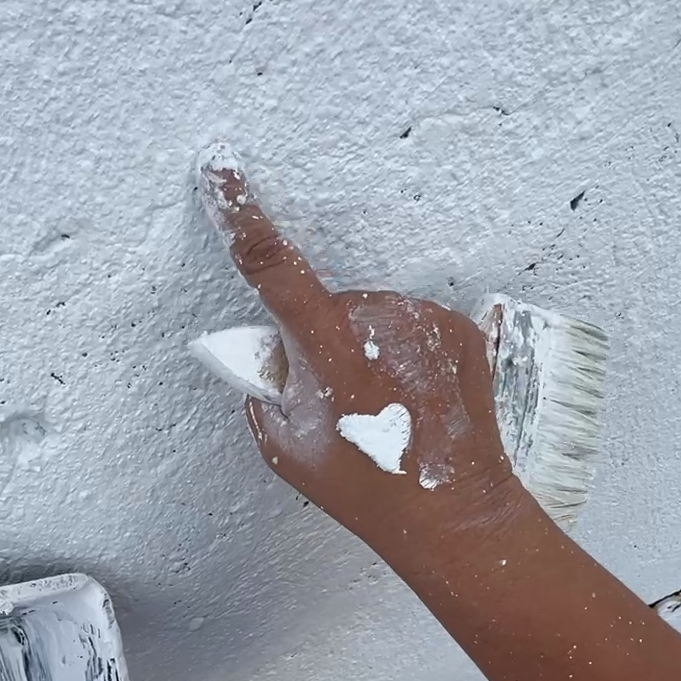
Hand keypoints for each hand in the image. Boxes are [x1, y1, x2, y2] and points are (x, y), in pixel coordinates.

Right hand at [197, 147, 537, 552]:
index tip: (223, 172)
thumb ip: (266, 389)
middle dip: (319, 340)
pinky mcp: (457, 327)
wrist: (450, 509)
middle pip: (328, 304)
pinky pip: (407, 324)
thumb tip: (268, 354)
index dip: (242, 217)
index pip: (274, 269)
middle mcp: (382, 322)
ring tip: (379, 403)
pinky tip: (408, 395)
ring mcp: (425, 321)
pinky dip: (398, 351)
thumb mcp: (285, 447)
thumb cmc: (364, 487)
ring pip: (370, 314)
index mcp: (331, 352)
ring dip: (362, 346)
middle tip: (336, 399)